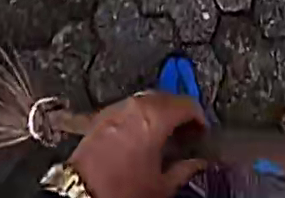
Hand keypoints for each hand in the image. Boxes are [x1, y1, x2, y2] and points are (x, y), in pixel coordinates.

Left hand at [68, 91, 208, 197]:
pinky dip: (140, 116)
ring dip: (160, 112)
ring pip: (147, 100)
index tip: (203, 130)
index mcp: (154, 116)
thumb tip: (196, 164)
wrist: (81, 195)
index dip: (199, 116)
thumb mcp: (160, 187)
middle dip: (179, 112)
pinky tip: (143, 135)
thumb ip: (184, 170)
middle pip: (167, 97)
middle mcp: (136, 105)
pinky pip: (129, 107)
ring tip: (166, 135)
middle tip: (188, 132)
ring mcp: (117, 107)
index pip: (187, 104)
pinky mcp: (103, 115)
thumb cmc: (119, 191)